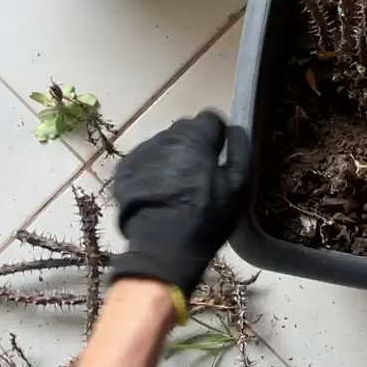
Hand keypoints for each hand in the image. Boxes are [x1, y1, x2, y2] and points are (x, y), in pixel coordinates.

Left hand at [109, 111, 250, 306]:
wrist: (162, 248)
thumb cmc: (207, 218)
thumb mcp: (238, 187)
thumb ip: (241, 151)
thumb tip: (235, 129)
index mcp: (195, 138)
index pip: (210, 118)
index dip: (217, 135)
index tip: (219, 154)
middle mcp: (166, 137)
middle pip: (185, 129)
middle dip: (195, 144)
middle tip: (201, 173)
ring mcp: (142, 152)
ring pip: (165, 143)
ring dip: (175, 156)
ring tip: (179, 185)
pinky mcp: (125, 168)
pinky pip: (146, 159)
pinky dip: (155, 169)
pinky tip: (160, 192)